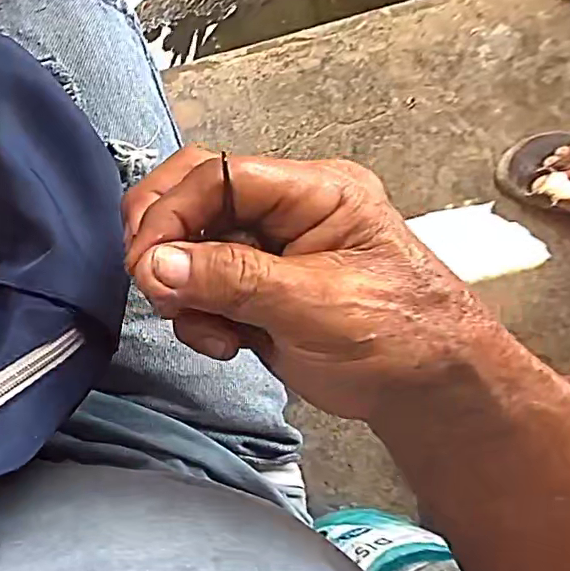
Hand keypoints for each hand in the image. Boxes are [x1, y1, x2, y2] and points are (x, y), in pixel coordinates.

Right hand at [123, 147, 512, 420]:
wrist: (426, 394)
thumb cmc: (400, 338)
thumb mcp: (316, 305)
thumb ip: (232, 280)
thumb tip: (153, 263)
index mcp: (312, 191)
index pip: (217, 176)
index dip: (170, 212)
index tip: (143, 262)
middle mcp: (281, 210)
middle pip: (191, 196)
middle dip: (162, 239)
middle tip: (151, 283)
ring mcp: (261, 249)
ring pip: (184, 246)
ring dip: (179, 289)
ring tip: (208, 329)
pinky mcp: (247, 287)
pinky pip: (195, 287)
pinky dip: (193, 316)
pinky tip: (223, 342)